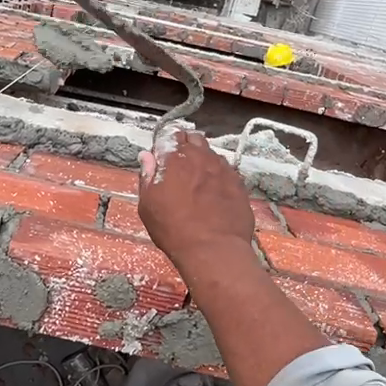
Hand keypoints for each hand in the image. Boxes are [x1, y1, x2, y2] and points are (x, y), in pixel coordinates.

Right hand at [138, 127, 255, 274]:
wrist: (213, 249)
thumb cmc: (173, 229)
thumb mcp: (148, 206)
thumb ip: (147, 177)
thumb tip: (147, 156)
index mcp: (174, 158)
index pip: (169, 136)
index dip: (164, 144)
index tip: (161, 157)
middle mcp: (200, 157)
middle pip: (193, 139)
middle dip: (185, 146)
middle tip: (178, 165)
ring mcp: (223, 168)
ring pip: (211, 153)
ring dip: (202, 159)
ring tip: (196, 179)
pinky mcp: (238, 182)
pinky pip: (226, 170)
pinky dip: (217, 174)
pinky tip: (213, 190)